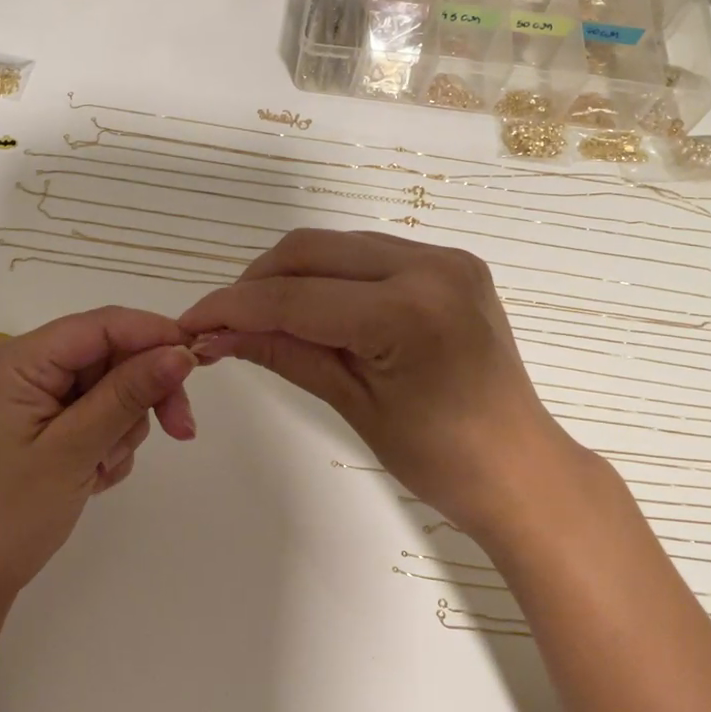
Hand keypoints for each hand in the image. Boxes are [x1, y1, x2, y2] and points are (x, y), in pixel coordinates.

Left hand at [0, 307, 198, 598]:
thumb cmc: (12, 512)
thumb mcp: (75, 450)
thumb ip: (127, 395)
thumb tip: (181, 352)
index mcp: (21, 359)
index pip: (102, 324)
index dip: (154, 335)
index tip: (200, 363)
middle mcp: (29, 366)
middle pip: (113, 354)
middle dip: (144, 393)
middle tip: (182, 431)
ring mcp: (38, 396)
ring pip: (114, 387)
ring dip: (123, 427)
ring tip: (100, 469)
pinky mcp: (48, 424)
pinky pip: (101, 414)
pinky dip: (110, 443)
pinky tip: (93, 477)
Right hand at [179, 229, 573, 536]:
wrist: (520, 466)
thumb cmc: (440, 457)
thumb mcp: (353, 403)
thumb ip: (284, 353)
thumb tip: (216, 334)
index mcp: (408, 311)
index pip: (296, 297)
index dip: (234, 307)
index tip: (190, 322)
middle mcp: (429, 265)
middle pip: (311, 250)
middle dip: (256, 282)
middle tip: (221, 322)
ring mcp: (444, 258)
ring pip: (336, 245)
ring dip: (289, 275)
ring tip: (260, 317)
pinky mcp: (449, 262)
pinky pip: (366, 254)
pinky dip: (328, 275)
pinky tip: (310, 308)